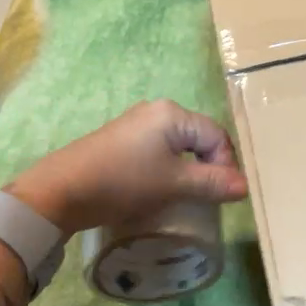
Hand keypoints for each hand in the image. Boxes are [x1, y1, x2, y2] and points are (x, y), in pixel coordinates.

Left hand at [3, 100, 247, 231]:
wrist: (60, 191)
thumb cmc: (123, 182)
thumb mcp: (173, 184)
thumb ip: (211, 183)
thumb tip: (244, 186)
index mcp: (173, 114)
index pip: (216, 135)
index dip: (226, 164)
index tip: (223, 195)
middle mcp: (156, 110)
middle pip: (198, 136)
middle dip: (208, 165)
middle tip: (208, 196)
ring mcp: (136, 123)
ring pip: (177, 144)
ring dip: (187, 168)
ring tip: (185, 195)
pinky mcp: (120, 138)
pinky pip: (158, 148)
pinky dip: (167, 166)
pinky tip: (158, 187)